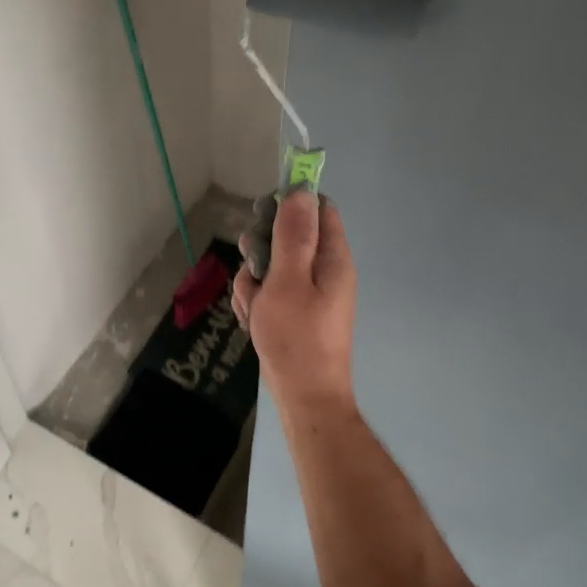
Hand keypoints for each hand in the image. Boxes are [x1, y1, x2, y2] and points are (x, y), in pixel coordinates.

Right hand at [233, 190, 357, 413]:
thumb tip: (300, 189)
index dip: (289, 204)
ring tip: (254, 308)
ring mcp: (308, 292)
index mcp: (333, 257)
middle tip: (255, 271)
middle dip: (261, 250)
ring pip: (270, 265)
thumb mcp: (289, 280)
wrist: (304, 398)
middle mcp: (324, 269)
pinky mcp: (293, 311)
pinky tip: (253, 321)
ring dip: (253, 281)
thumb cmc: (297, 338)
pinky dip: (256, 302)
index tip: (262, 216)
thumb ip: (292, 235)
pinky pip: (269, 291)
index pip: (317, 208)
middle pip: (287, 235)